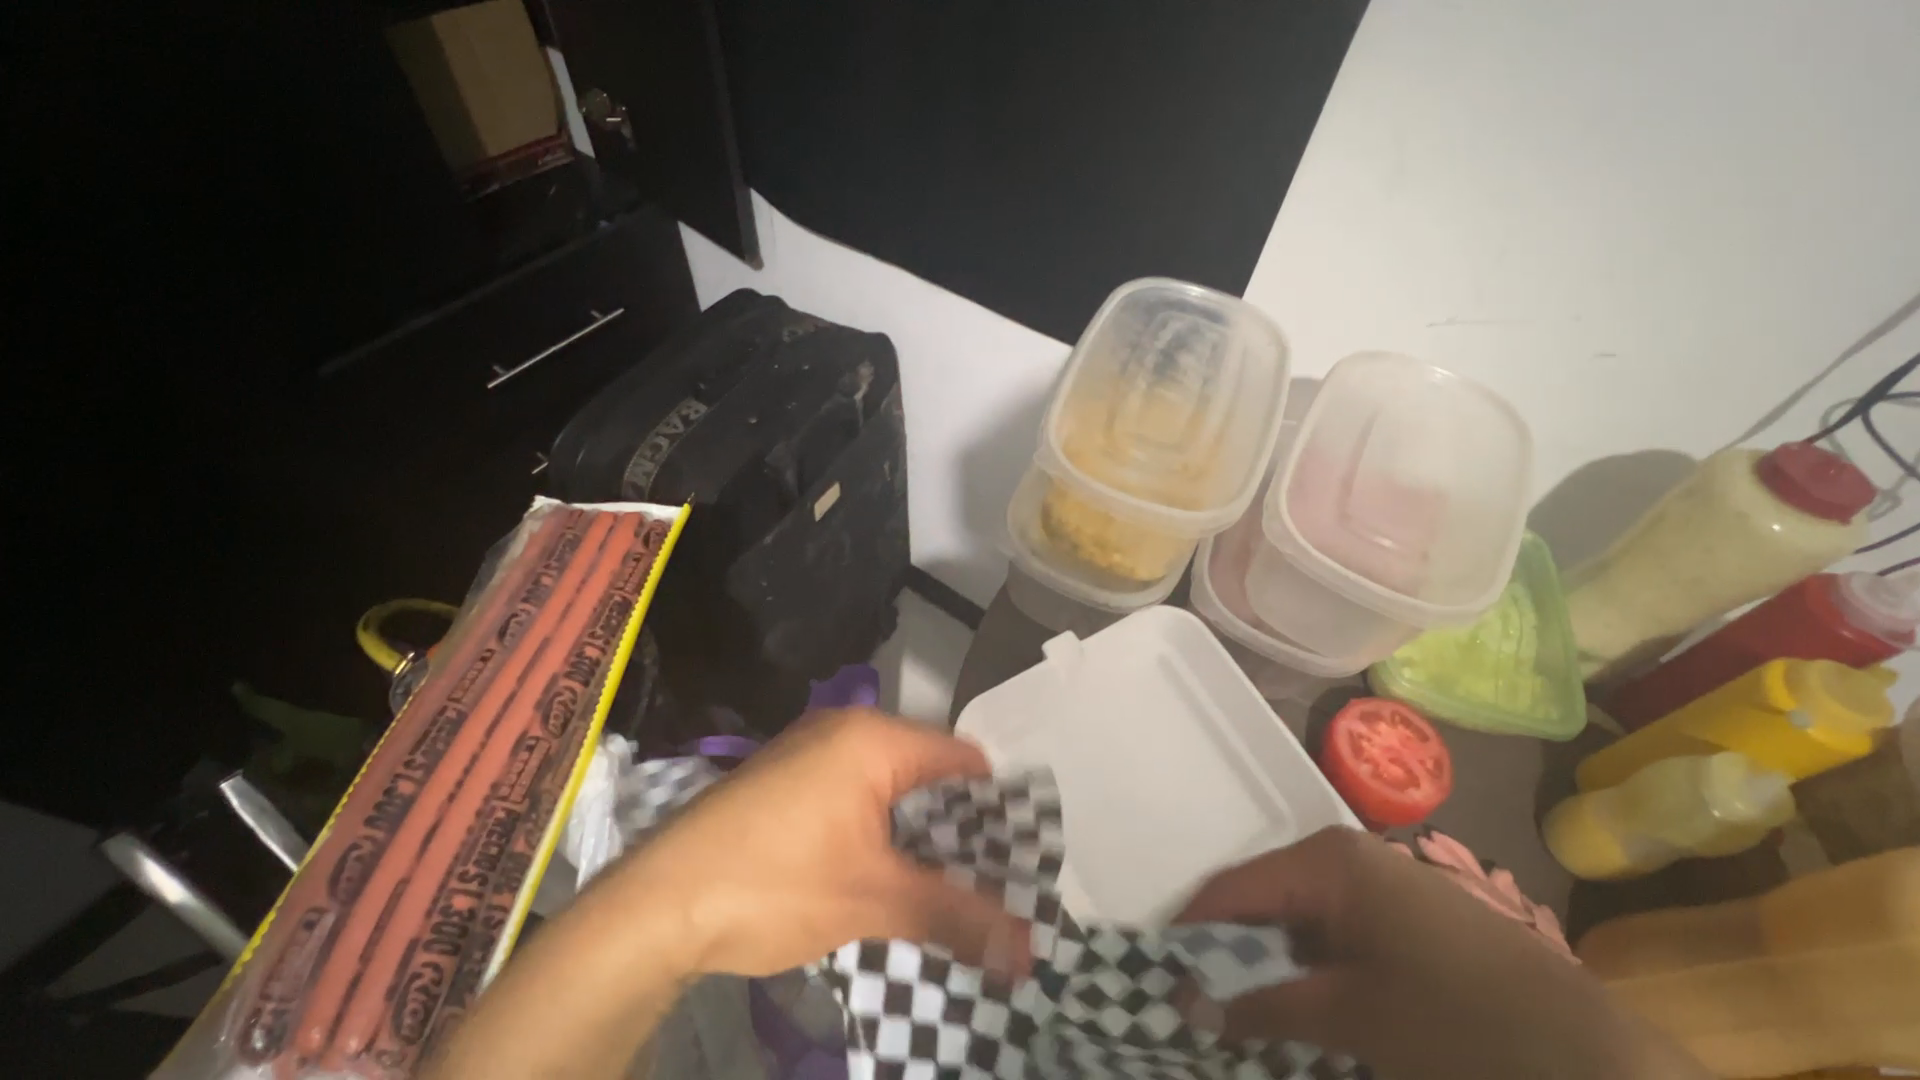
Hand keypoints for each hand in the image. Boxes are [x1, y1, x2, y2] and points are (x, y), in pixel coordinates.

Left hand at [597, 707, 1031, 978]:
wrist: (656, 905)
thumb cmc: (774, 885)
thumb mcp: (874, 901)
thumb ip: (956, 916)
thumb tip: (1029, 952)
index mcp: (872, 739)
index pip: (962, 756)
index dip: (998, 803)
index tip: (1022, 853)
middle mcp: (843, 730)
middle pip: (926, 768)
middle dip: (959, 823)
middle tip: (993, 877)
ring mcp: (807, 751)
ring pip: (888, 783)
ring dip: (917, 829)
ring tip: (949, 882)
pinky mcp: (783, 779)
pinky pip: (853, 791)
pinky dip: (879, 826)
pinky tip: (887, 870)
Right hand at [1176, 828, 1707, 1079]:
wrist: (1598, 1059)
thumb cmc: (1460, 1022)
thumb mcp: (1351, 1015)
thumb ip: (1263, 1003)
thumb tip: (1189, 1005)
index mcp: (1329, 860)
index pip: (1233, 888)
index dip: (1193, 931)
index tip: (1159, 977)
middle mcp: (1350, 856)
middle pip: (1264, 899)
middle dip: (1229, 951)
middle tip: (1198, 1002)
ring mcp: (1383, 885)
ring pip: (1298, 919)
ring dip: (1270, 964)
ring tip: (1243, 1012)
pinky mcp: (1407, 918)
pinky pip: (1335, 933)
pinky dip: (1311, 968)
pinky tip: (1304, 1009)